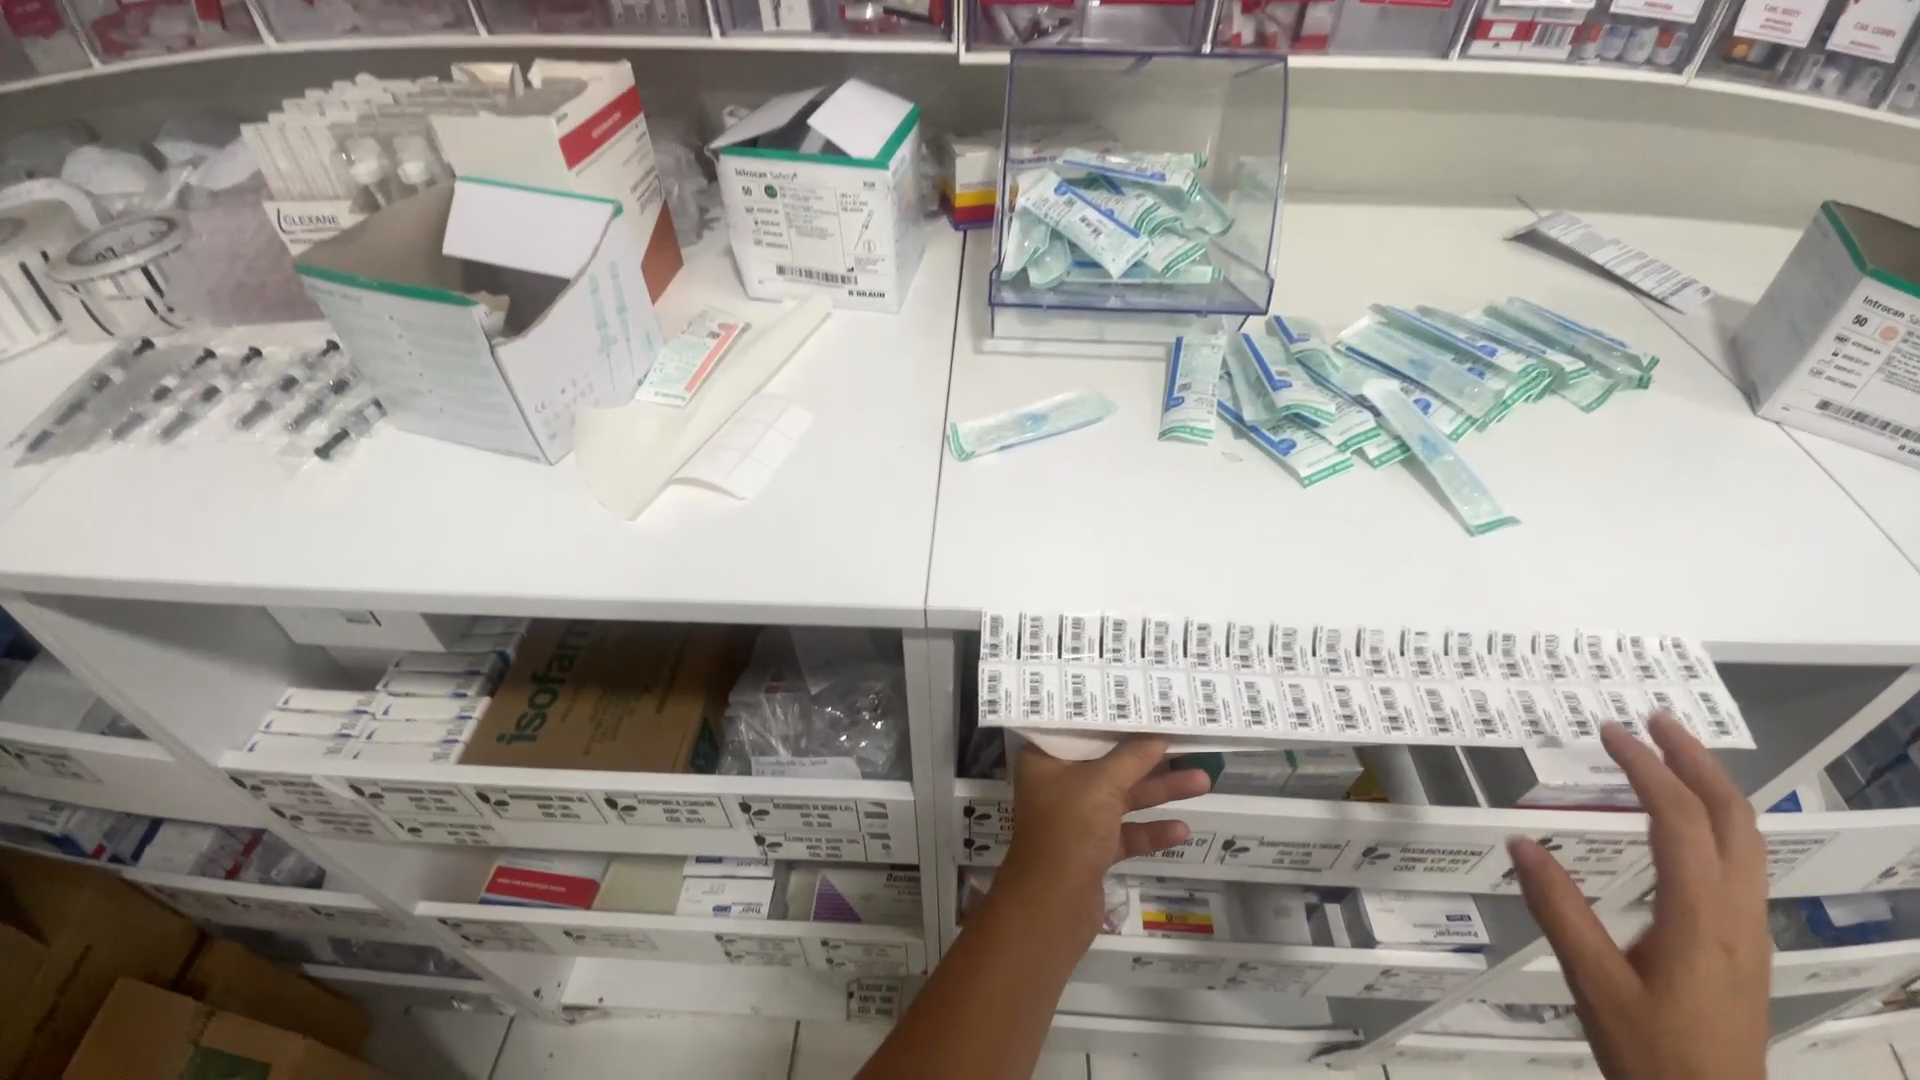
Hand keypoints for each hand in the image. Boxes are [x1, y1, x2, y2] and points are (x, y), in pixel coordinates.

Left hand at [1000, 738, 1211, 934]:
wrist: (1053, 905)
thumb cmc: (1069, 830)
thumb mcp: (1102, 784)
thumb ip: (1132, 758)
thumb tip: (1159, 737)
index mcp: (1045, 761)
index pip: (1080, 730)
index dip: (1112, 719)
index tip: (1144, 708)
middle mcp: (1058, 785)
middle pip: (1108, 763)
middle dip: (1148, 758)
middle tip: (1185, 743)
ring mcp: (1075, 819)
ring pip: (1122, 798)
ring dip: (1159, 791)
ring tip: (1203, 780)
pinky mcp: (1091, 849)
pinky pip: (1126, 832)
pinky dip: (1151, 830)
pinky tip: (1182, 829)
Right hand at [1509, 714, 1770, 1079]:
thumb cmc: (1651, 1048)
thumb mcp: (1593, 982)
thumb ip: (1558, 909)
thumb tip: (1522, 842)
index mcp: (1701, 916)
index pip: (1681, 822)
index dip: (1648, 769)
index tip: (1612, 733)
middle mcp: (1738, 913)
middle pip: (1734, 819)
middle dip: (1696, 762)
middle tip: (1653, 722)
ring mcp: (1749, 928)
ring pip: (1747, 839)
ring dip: (1711, 787)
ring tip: (1669, 754)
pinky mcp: (1744, 942)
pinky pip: (1740, 860)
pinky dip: (1714, 819)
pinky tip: (1683, 821)